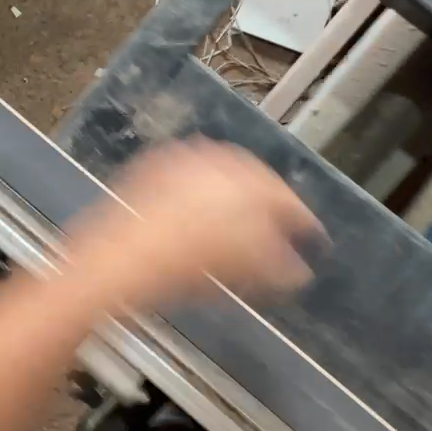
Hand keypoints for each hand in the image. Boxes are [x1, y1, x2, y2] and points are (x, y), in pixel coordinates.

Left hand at [64, 139, 323, 307]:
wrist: (121, 257)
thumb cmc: (182, 266)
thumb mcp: (242, 271)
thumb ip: (278, 266)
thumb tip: (297, 270)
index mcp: (250, 183)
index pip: (287, 198)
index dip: (302, 220)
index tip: (310, 235)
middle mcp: (221, 161)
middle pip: (257, 180)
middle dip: (268, 204)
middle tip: (277, 229)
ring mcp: (186, 159)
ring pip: (224, 173)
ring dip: (237, 195)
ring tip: (241, 223)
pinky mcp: (157, 164)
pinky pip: (191, 172)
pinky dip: (203, 190)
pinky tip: (201, 212)